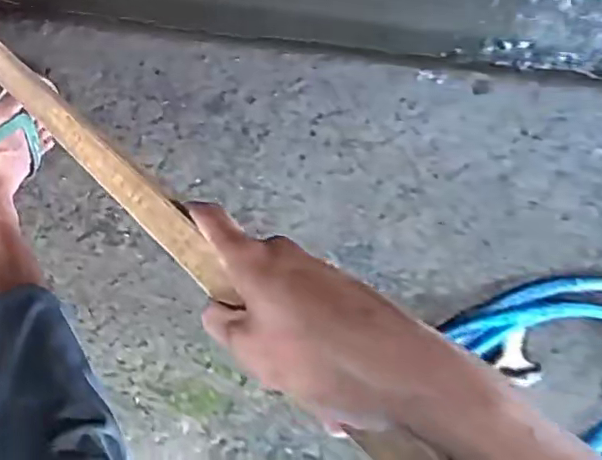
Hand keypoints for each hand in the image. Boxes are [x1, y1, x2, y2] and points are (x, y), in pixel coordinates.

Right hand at [187, 203, 484, 434]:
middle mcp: (285, 255)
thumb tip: (220, 309)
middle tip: (261, 342)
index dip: (192, 214)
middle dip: (252, 301)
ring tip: (310, 382)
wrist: (419, 378)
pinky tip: (339, 387)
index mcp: (251, 260)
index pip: (211, 219)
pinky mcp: (357, 295)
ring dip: (292, 332)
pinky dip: (323, 344)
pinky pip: (324, 316)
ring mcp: (324, 272)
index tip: (182, 213)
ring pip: (290, 299)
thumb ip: (222, 324)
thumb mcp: (252, 352)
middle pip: (252, 268)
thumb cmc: (323, 359)